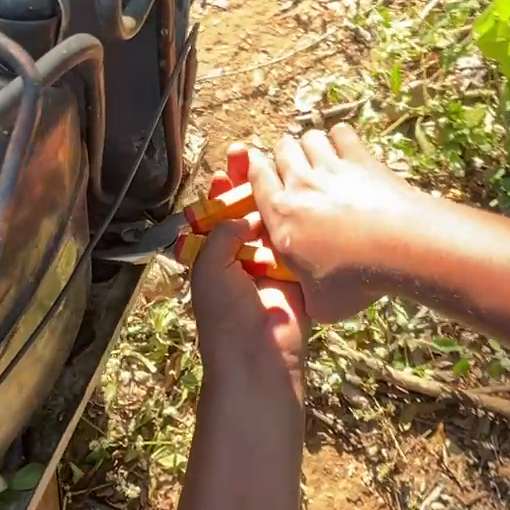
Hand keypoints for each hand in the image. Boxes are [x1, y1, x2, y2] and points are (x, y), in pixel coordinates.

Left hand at [188, 149, 305, 394]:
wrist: (260, 356)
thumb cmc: (225, 315)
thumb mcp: (209, 268)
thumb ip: (221, 233)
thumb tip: (243, 215)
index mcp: (211, 258)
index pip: (213, 217)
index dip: (219, 192)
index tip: (226, 168)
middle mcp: (238, 258)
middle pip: (242, 214)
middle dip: (245, 185)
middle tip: (248, 153)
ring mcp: (268, 265)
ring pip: (270, 223)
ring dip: (271, 195)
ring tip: (274, 163)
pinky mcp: (295, 273)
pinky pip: (294, 241)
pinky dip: (296, 218)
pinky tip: (300, 193)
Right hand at [247, 125, 423, 322]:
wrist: (401, 250)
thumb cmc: (356, 281)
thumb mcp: (322, 304)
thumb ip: (307, 298)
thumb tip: (309, 304)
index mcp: (280, 216)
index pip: (256, 178)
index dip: (254, 169)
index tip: (259, 168)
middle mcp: (299, 186)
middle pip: (281, 149)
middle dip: (285, 154)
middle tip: (296, 169)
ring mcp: (331, 168)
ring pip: (309, 138)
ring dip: (312, 146)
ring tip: (321, 159)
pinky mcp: (361, 159)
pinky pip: (342, 134)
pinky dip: (341, 139)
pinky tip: (348, 152)